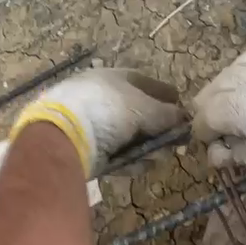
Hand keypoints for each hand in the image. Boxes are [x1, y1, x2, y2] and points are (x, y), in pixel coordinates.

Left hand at [6, 69, 182, 175]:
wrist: (60, 135)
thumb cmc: (107, 110)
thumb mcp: (143, 108)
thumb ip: (166, 114)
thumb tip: (185, 119)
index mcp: (115, 77)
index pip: (147, 84)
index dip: (167, 97)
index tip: (183, 113)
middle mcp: (103, 96)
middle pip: (138, 112)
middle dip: (157, 128)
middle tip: (174, 143)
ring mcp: (91, 122)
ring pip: (126, 135)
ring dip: (145, 146)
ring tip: (159, 158)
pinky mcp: (83, 147)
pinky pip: (113, 152)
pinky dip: (129, 159)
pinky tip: (141, 167)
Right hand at [190, 47, 245, 228]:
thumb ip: (237, 152)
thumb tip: (220, 151)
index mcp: (234, 103)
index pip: (206, 114)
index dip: (204, 131)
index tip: (208, 143)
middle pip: (219, 86)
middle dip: (215, 106)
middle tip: (220, 126)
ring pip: (240, 67)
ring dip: (235, 85)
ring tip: (240, 103)